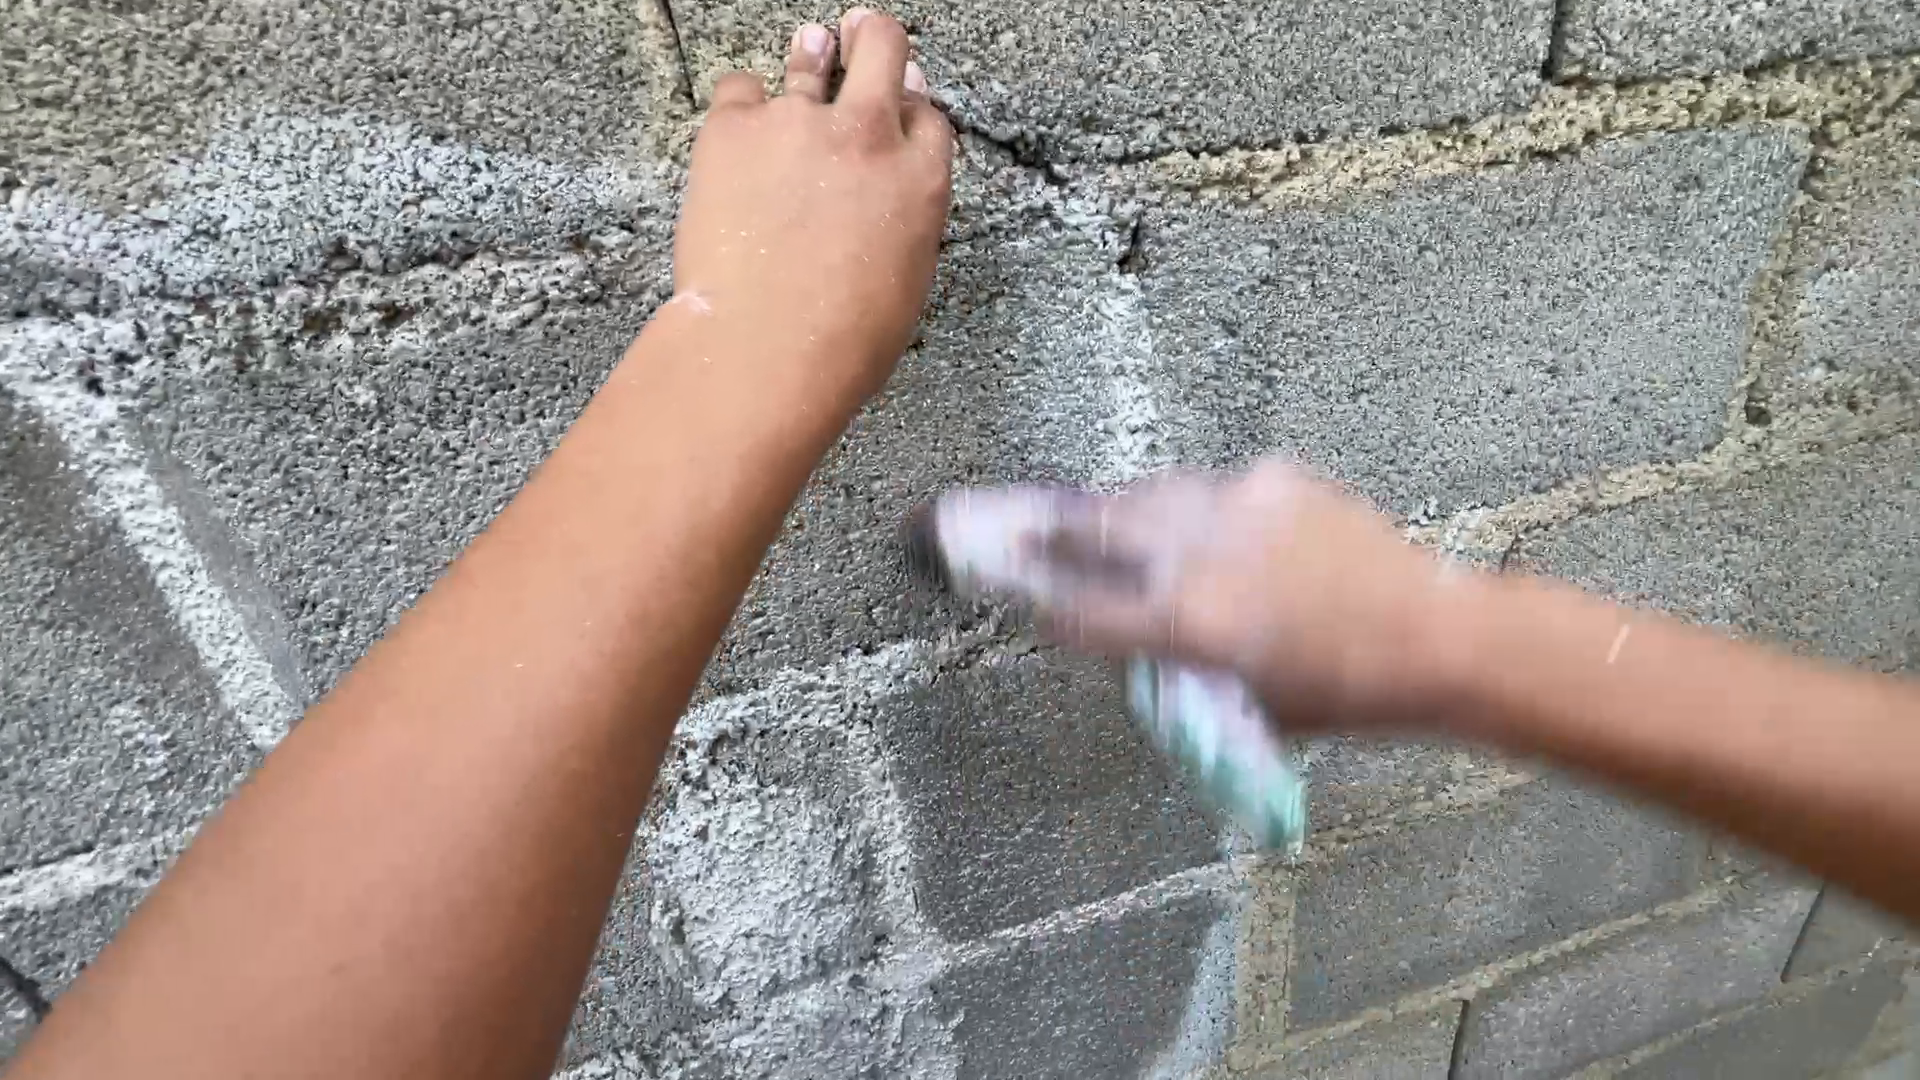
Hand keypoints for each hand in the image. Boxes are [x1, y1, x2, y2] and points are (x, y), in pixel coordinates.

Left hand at [670, 8, 953, 406]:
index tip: (896, 113)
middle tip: (858, 42)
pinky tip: (744, 139)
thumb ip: (904, 225)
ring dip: (810, 57)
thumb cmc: (842, 344)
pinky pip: (740, 88)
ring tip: (806, 59)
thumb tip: (888, 205)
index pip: (927, 116)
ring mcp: (799, 124)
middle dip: (872, 40)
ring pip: (808, 55)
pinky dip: (744, 108)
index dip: (910, 111)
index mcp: (920, 183)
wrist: (769, 351)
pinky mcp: (735, 129)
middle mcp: (867, 137)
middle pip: (881, 44)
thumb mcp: (905, 287)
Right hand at [971, 461, 1461, 731]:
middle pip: (1093, 528)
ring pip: (1145, 495)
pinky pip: (1208, 487)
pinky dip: (1194, 508)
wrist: (1436, 635)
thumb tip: (1133, 635)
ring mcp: (1235, 504)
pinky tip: (1212, 527)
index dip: (1046, 607)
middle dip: (1049, 531)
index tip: (1027, 601)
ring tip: (1109, 521)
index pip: (1082, 610)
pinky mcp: (1271, 477)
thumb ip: (1175, 663)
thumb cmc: (1342, 692)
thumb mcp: (1242, 702)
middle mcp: (1200, 555)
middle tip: (1021, 527)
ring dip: (1119, 512)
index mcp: (1189, 623)